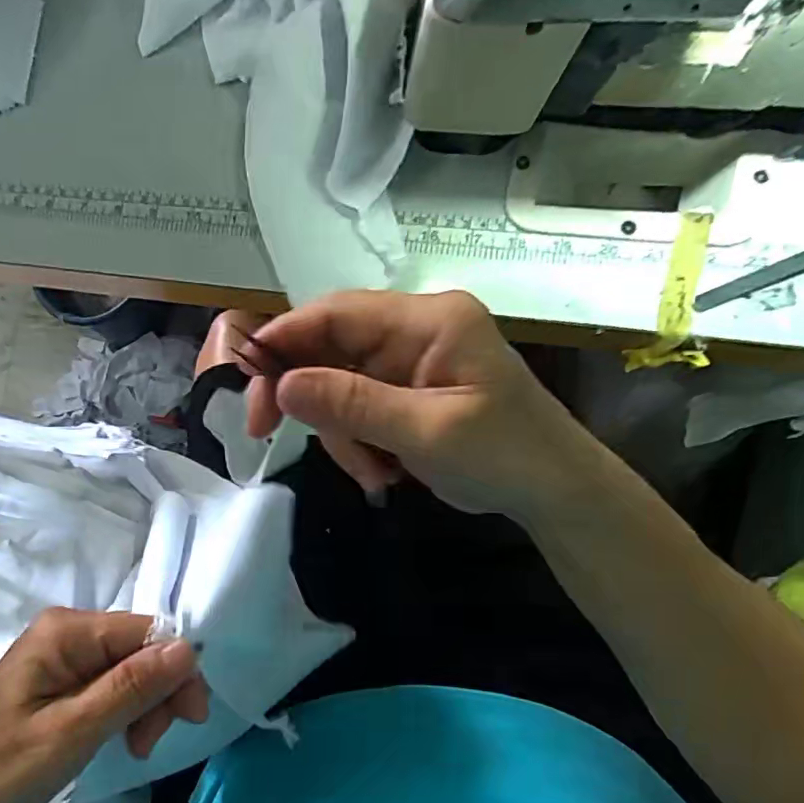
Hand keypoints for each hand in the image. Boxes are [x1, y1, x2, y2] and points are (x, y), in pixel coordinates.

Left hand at [0, 609, 207, 802]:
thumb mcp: (71, 732)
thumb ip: (131, 687)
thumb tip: (189, 648)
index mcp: (66, 630)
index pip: (148, 631)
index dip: (178, 669)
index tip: (191, 718)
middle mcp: (67, 632)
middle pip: (142, 648)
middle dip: (160, 692)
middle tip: (150, 744)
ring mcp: (62, 657)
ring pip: (132, 669)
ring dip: (146, 707)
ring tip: (136, 749)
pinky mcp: (61, 684)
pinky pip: (112, 685)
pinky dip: (127, 713)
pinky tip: (123, 739)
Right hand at [244, 290, 606, 519]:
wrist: (555, 490)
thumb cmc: (505, 455)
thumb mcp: (426, 432)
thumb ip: (352, 404)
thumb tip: (282, 385)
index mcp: (429, 320)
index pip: (336, 312)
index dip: (283, 340)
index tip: (248, 384)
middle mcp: (414, 329)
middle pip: (329, 347)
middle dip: (309, 398)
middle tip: (270, 435)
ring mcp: (410, 360)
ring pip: (337, 384)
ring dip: (340, 433)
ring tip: (372, 474)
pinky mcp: (407, 390)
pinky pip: (357, 407)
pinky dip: (356, 441)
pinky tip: (381, 471)